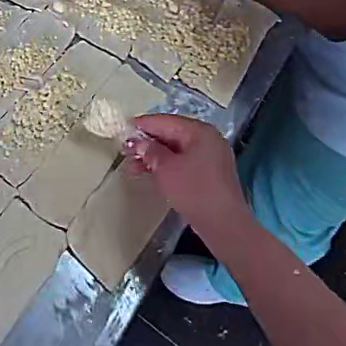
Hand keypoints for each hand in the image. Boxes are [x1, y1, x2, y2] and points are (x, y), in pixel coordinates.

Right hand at [123, 114, 248, 232]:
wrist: (223, 224)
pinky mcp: (209, 173)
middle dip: (146, 143)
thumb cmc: (193, 190)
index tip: (122, 131)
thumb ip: (148, 150)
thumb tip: (137, 142)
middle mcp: (207, 139)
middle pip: (170, 134)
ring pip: (175, 150)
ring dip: (153, 156)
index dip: (141, 126)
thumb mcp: (165, 167)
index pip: (164, 121)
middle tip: (124, 150)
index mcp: (199, 131)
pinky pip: (182, 162)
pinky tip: (148, 173)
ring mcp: (210, 156)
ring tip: (131, 165)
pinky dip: (165, 166)